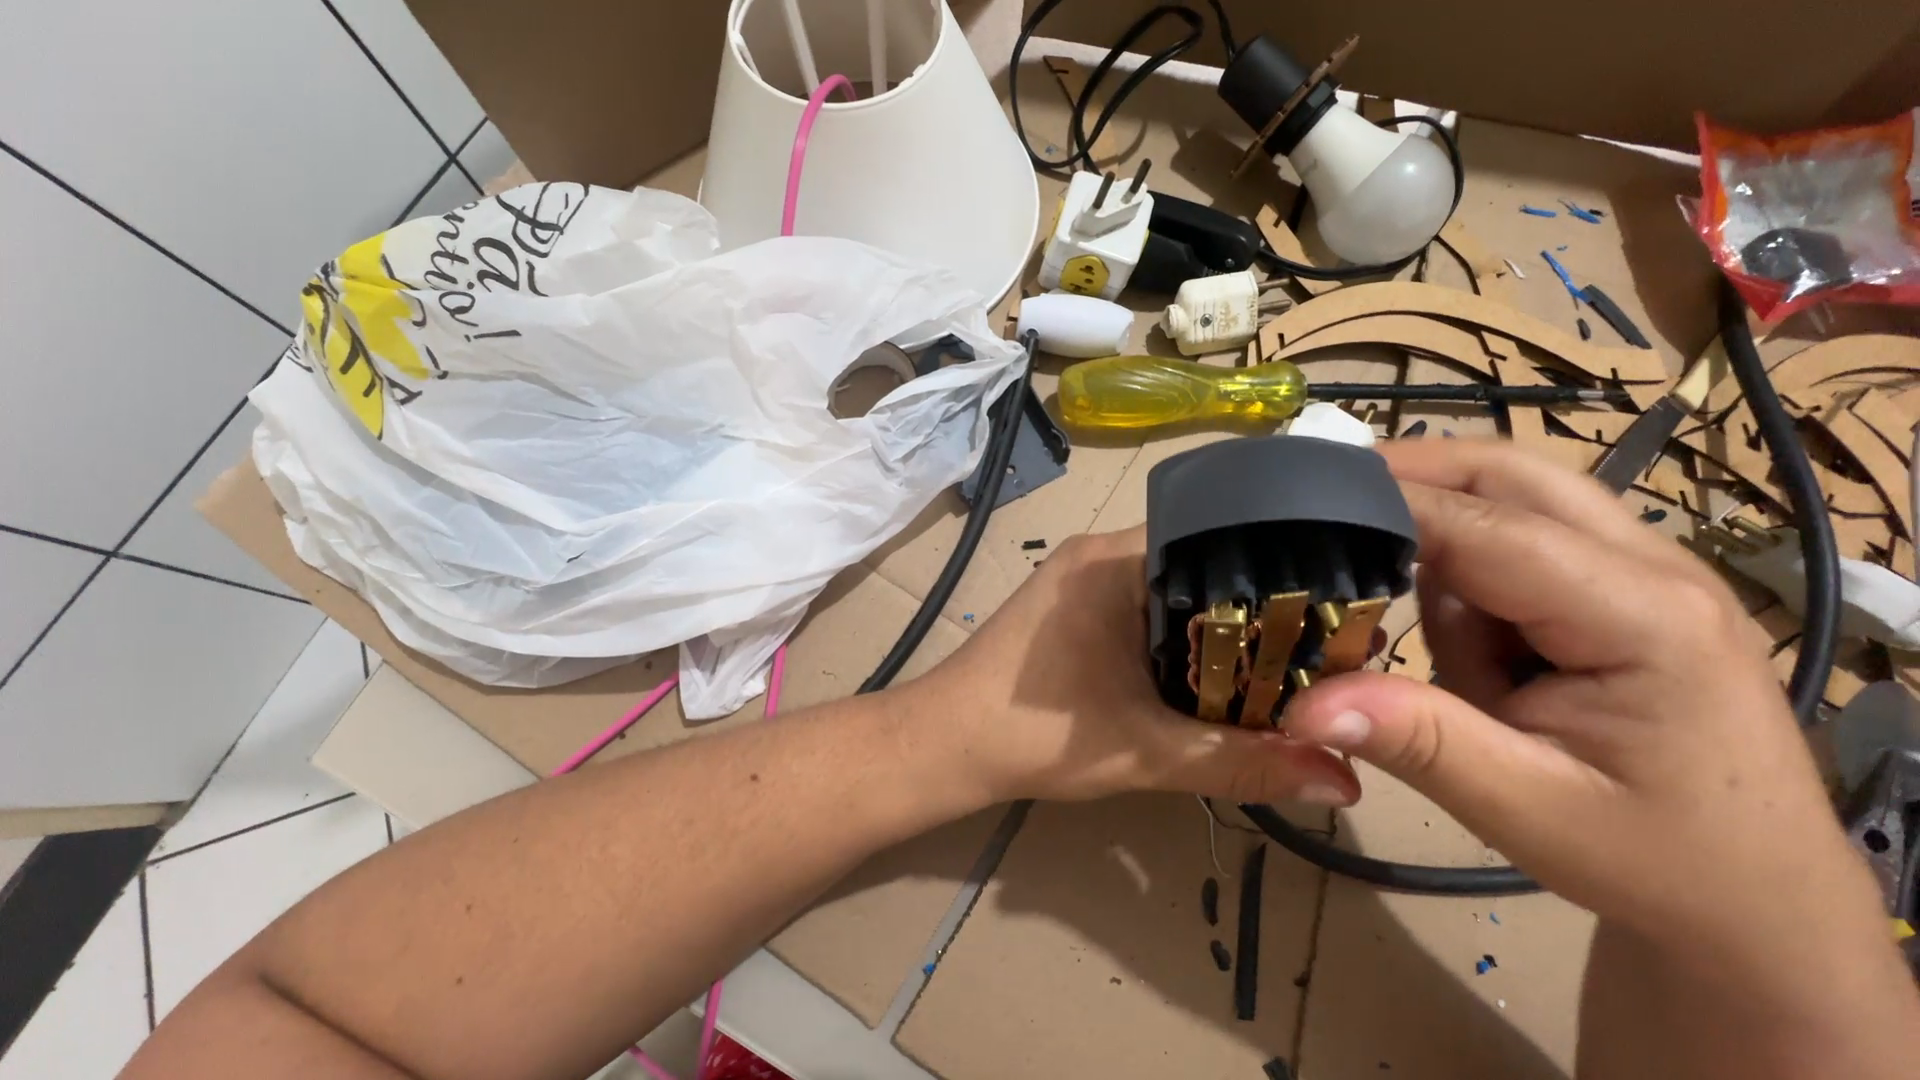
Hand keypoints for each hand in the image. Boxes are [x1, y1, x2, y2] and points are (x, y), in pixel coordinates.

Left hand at [898, 526, 1360, 805]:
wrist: (945, 744)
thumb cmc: (1036, 736)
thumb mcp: (1147, 752)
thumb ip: (1244, 761)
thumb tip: (1344, 779)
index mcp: (1116, 560)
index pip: (1221, 535)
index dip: (1281, 569)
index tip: (1331, 607)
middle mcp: (1100, 551)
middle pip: (1202, 560)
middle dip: (1257, 602)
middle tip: (1319, 642)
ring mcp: (1081, 575)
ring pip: (1175, 584)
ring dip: (1218, 620)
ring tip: (1282, 657)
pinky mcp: (1072, 604)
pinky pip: (1146, 600)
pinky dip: (1182, 630)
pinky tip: (1215, 668)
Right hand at [1282, 440, 1884, 951]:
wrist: (1758, 898)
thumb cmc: (1654, 858)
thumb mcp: (1527, 810)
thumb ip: (1418, 742)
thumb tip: (1301, 706)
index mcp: (1642, 615)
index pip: (1491, 529)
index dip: (1389, 505)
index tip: (1295, 496)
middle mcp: (1653, 568)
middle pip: (1507, 476)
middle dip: (1410, 479)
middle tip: (1316, 504)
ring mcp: (1643, 572)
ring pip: (1505, 506)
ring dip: (1440, 551)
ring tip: (1441, 656)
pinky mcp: (1619, 590)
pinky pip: (1515, 550)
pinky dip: (1466, 581)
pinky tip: (1478, 660)